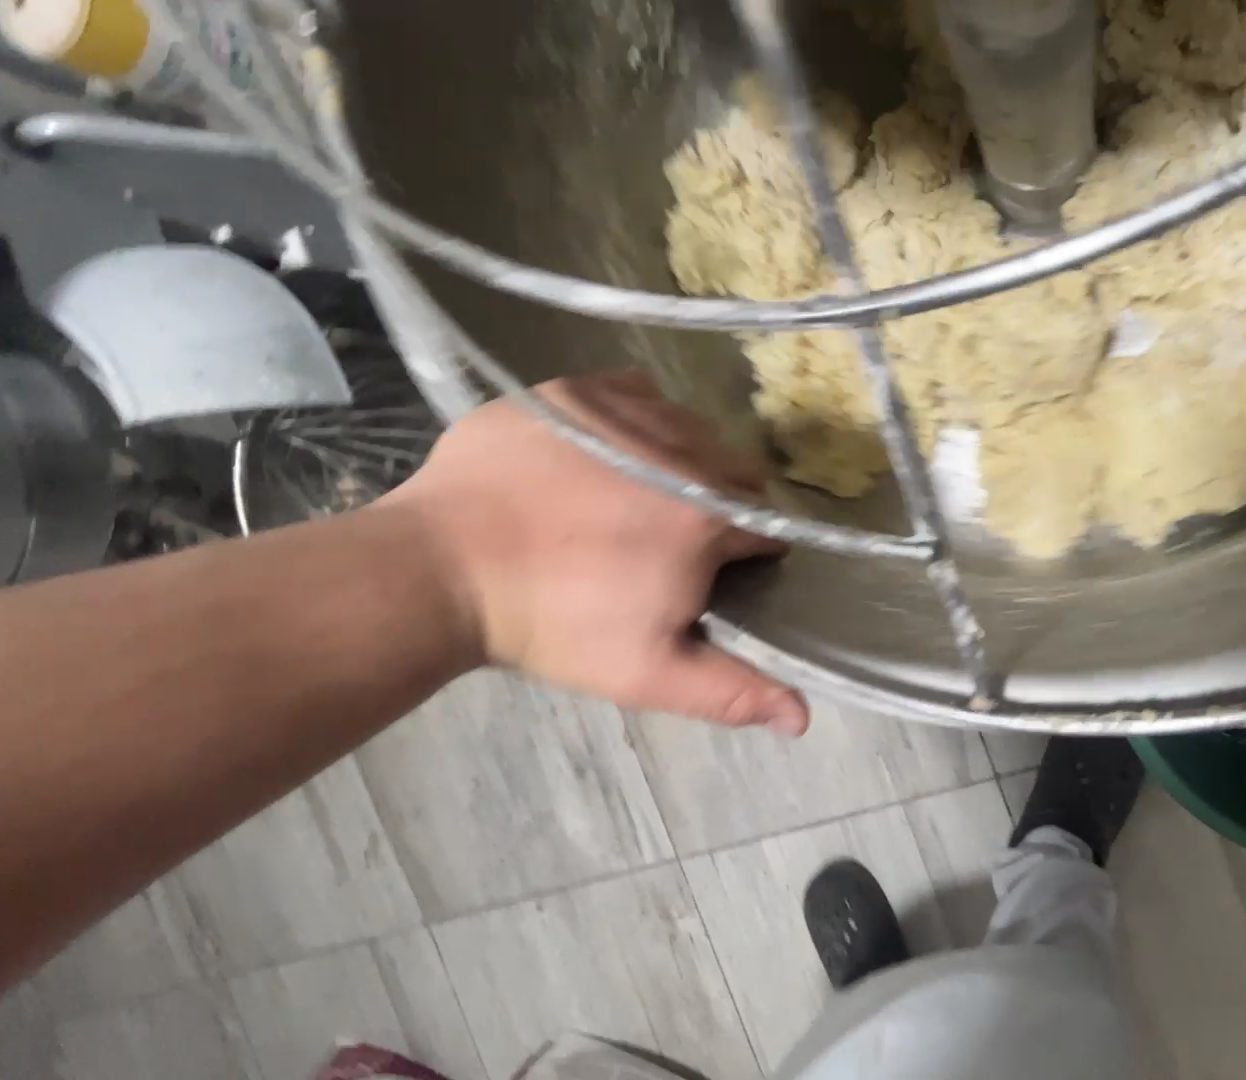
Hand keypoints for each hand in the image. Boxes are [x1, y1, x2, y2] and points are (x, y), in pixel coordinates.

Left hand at [384, 372, 809, 734]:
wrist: (442, 568)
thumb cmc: (552, 624)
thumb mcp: (647, 674)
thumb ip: (731, 692)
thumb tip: (803, 719)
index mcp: (710, 520)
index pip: (766, 530)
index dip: (747, 557)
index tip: (713, 575)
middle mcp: (684, 454)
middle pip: (738, 476)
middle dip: (724, 508)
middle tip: (671, 543)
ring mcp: (630, 414)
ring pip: (695, 432)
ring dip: (687, 463)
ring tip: (638, 499)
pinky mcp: (580, 392)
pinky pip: (641, 395)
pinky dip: (643, 420)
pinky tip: (613, 455)